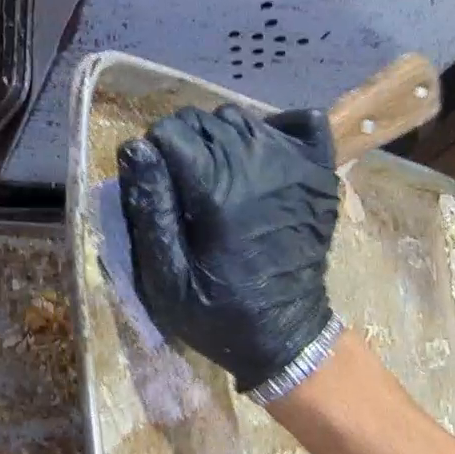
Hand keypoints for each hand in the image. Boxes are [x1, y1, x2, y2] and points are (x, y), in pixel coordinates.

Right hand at [116, 104, 341, 393]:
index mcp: (217, 191)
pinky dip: (273, 128)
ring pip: (241, 117)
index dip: (152, 152)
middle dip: (181, 142)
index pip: (170, 131)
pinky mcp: (319, 171)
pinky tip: (258, 157)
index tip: (153, 183)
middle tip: (180, 184)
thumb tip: (135, 148)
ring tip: (214, 174)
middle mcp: (259, 165)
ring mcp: (295, 164)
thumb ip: (148, 209)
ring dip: (219, 136)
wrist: (286, 336)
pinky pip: (299, 120)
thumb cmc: (216, 313)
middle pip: (203, 118)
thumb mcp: (164, 277)